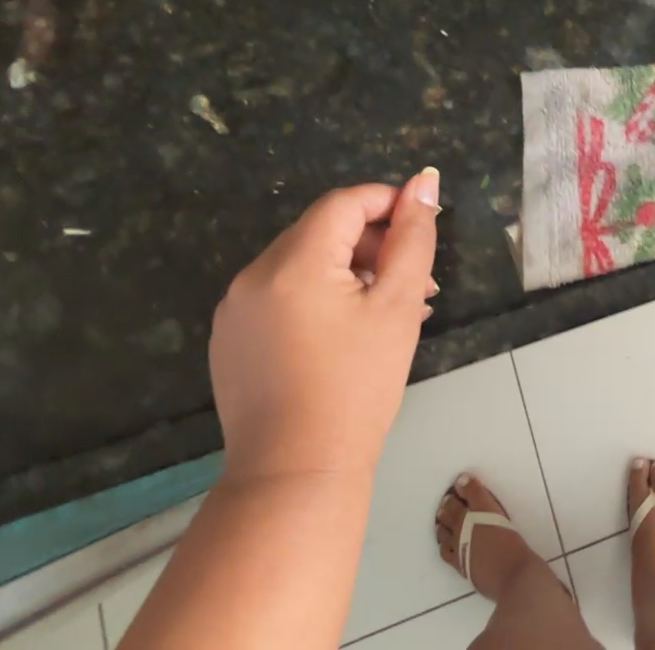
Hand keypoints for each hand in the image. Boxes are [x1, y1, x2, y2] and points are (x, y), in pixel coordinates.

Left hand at [210, 171, 440, 482]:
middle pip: (322, 231)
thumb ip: (413, 238)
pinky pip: (282, 296)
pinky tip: (350, 334)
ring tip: (392, 310)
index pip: (344, 203)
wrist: (296, 473)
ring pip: (303, 263)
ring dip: (350, 271)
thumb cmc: (358, 385)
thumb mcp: (399, 306)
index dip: (388, 203)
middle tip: (418, 284)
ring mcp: (234, 309)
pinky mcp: (230, 339)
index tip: (423, 229)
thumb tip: (424, 181)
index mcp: (292, 263)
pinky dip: (320, 297)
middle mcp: (253, 275)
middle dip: (373, 244)